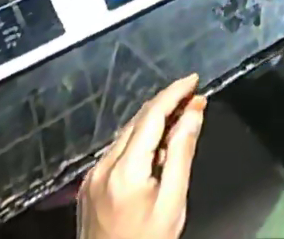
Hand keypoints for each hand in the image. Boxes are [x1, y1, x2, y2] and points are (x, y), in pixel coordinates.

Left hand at [78, 75, 205, 238]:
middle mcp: (103, 165)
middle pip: (138, 120)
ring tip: (181, 121)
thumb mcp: (173, 204)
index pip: (152, 115)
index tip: (195, 80)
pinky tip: (155, 148)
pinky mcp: (88, 186)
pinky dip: (139, 141)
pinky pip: (117, 150)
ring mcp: (92, 175)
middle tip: (194, 100)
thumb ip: (182, 153)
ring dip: (153, 121)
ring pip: (126, 133)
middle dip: (166, 104)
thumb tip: (194, 110)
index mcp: (125, 169)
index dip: (174, 92)